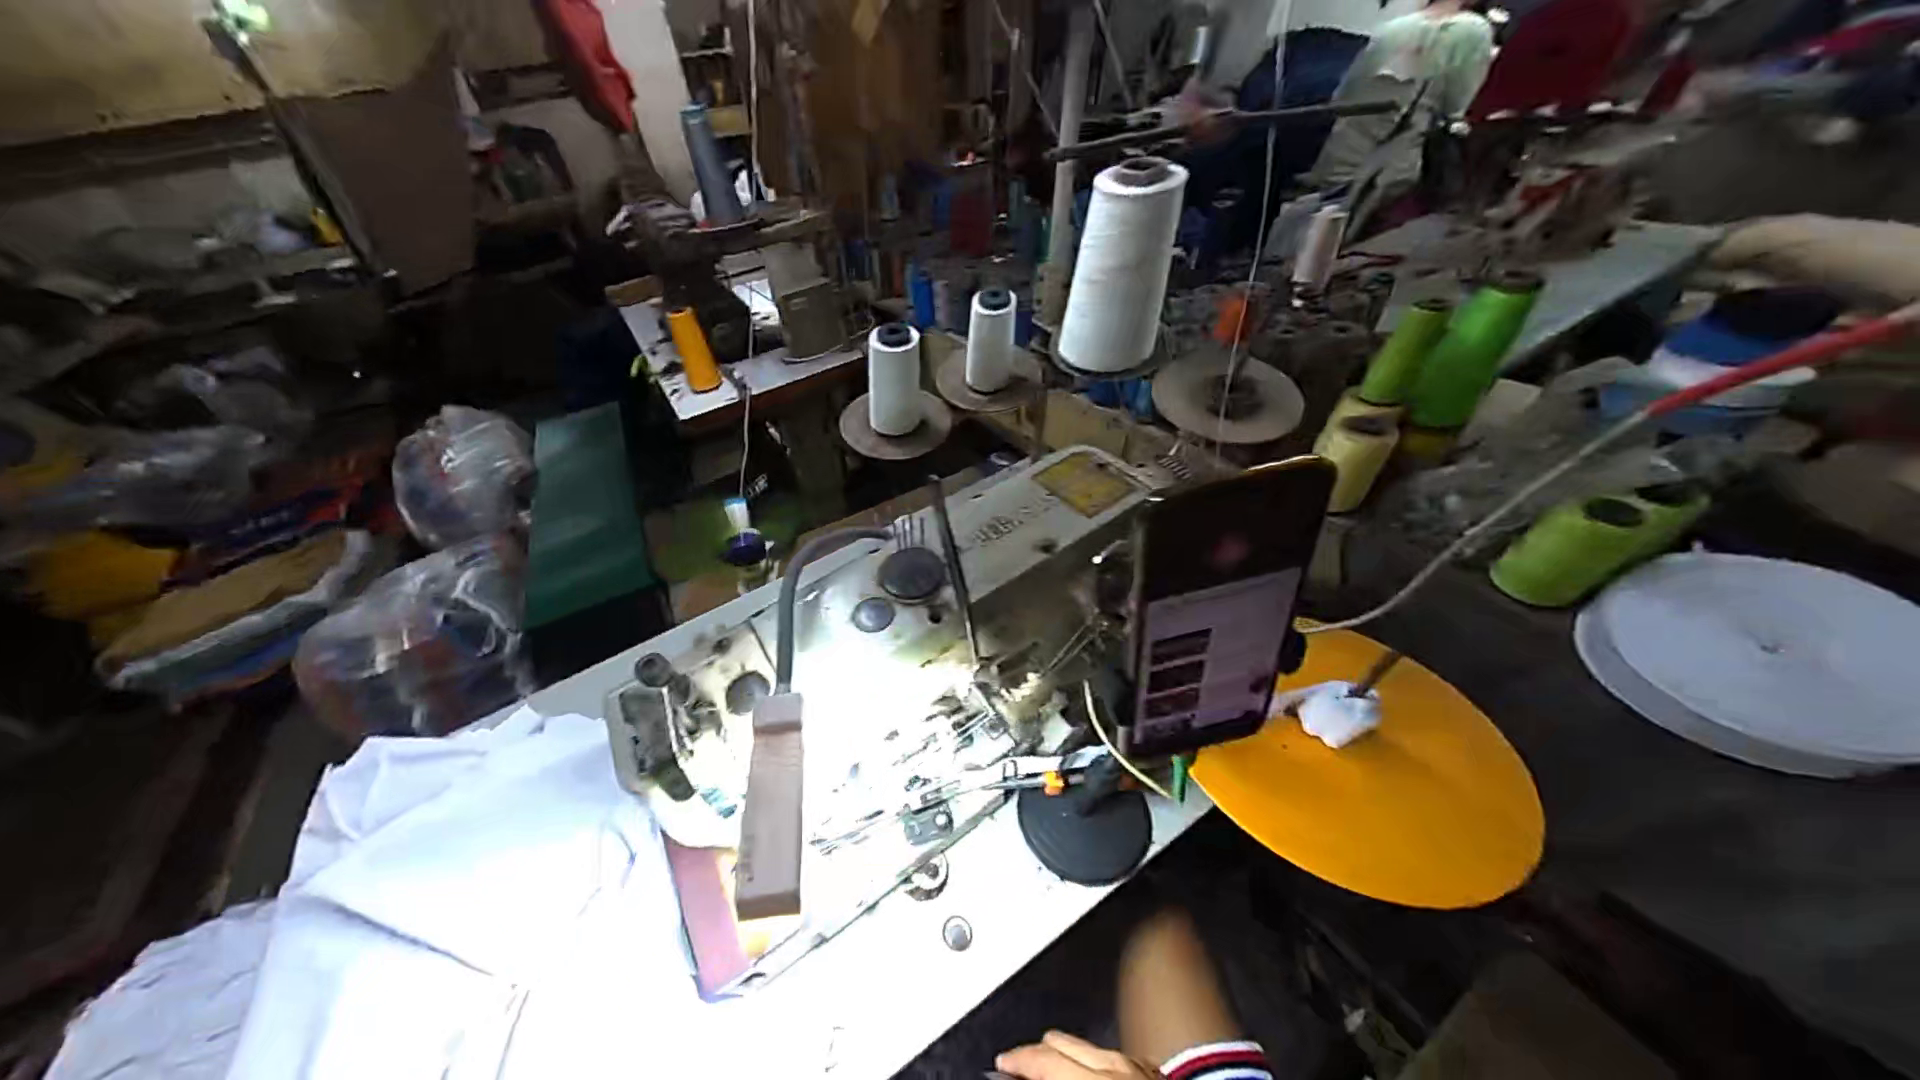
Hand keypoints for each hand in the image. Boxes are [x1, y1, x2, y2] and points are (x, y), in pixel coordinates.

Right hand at [996, 1031, 1158, 1079]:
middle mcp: (1116, 1066)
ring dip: (1064, 1057)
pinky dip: (1095, 1064)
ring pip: (1087, 1045)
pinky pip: (1115, 1057)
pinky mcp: (1156, 1072)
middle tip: (1021, 1072)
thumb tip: (1031, 1079)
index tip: (1002, 1066)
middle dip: (1036, 1054)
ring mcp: (1139, 1066)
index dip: (1015, 1061)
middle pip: (1059, 1041)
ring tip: (1053, 1075)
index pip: (1042, 1059)